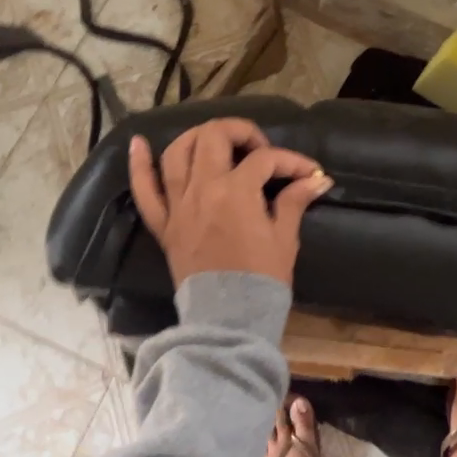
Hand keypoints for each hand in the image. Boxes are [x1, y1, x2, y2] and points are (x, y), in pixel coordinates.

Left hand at [127, 118, 332, 287]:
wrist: (228, 324)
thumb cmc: (261, 281)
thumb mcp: (285, 239)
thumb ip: (295, 201)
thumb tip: (317, 179)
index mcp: (236, 191)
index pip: (264, 159)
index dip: (290, 161)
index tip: (310, 173)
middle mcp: (202, 189)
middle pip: (214, 137)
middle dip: (241, 132)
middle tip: (259, 149)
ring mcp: (178, 206)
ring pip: (177, 153)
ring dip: (197, 138)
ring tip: (216, 141)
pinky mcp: (163, 226)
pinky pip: (144, 191)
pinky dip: (139, 165)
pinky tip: (138, 143)